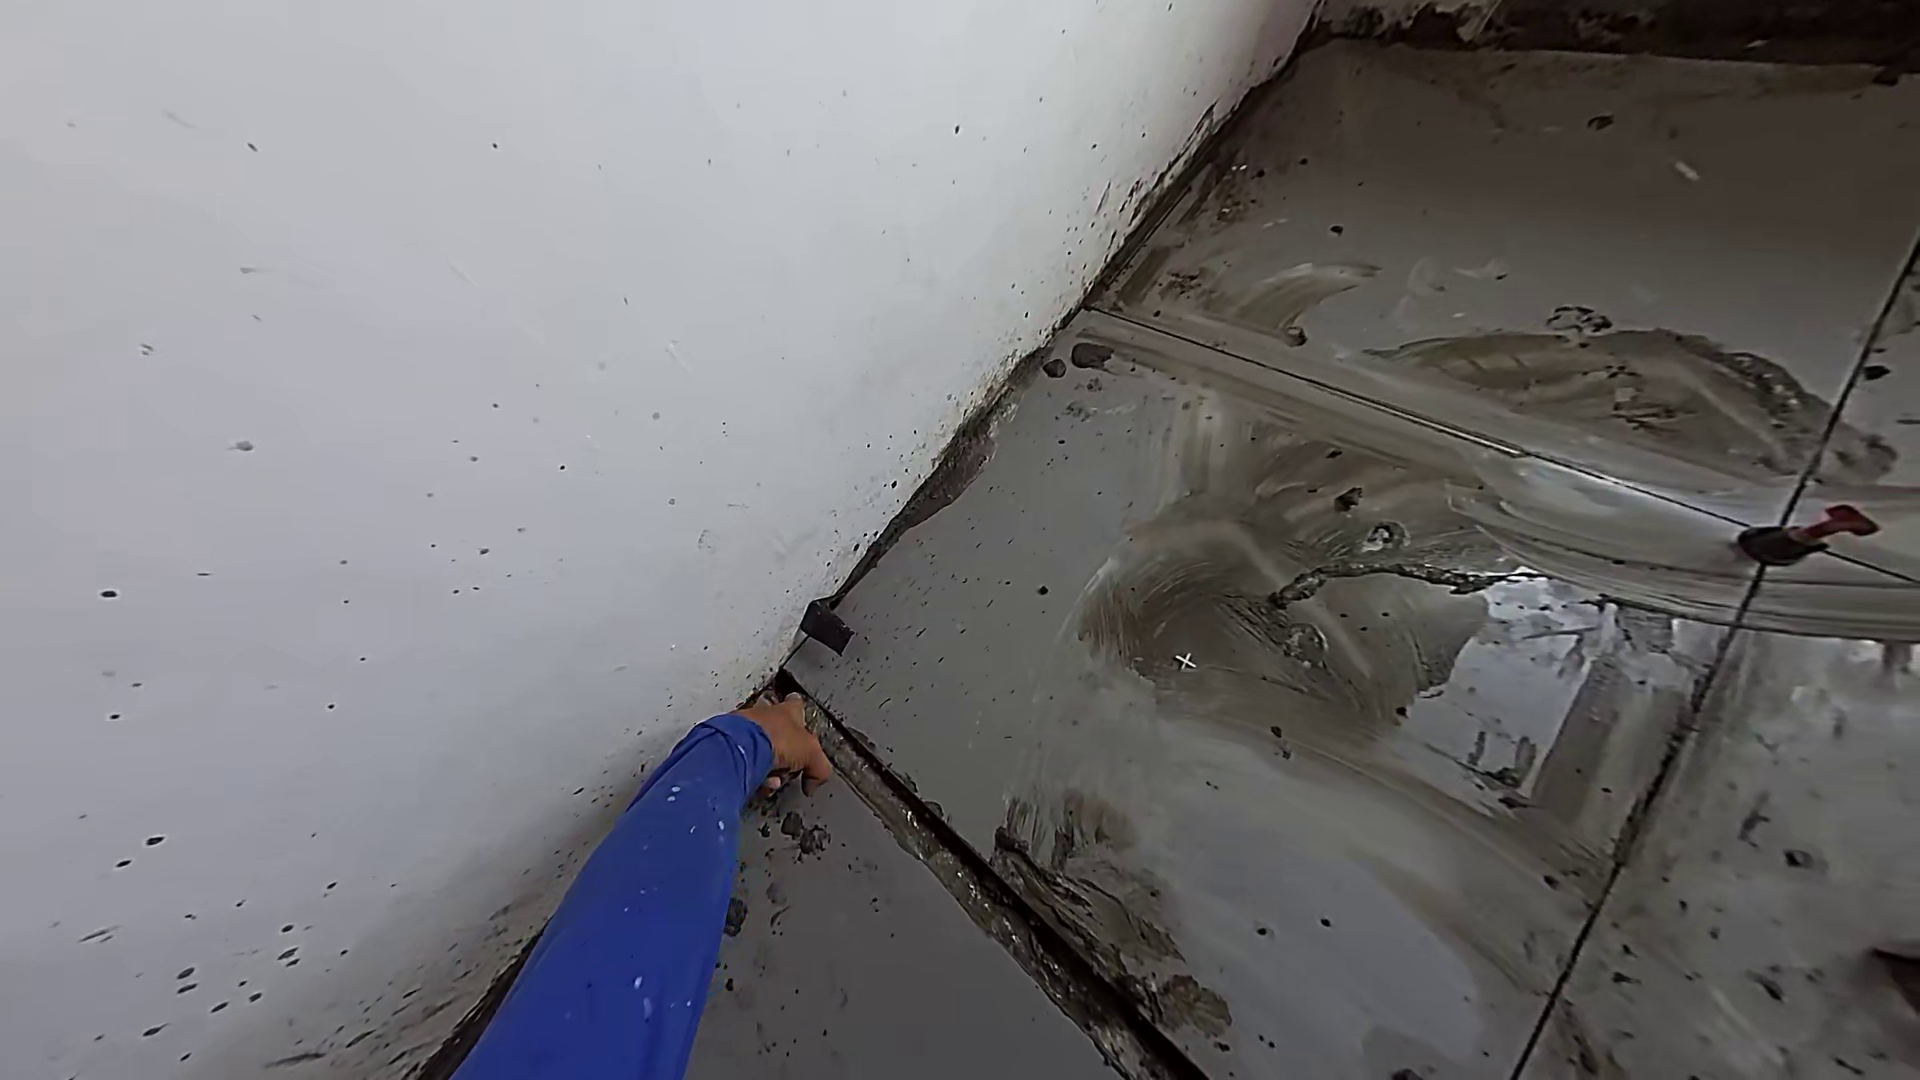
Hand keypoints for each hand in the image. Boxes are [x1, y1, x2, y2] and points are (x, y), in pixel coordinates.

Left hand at [735, 693, 831, 794]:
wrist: (742, 747)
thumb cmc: (776, 739)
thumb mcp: (811, 753)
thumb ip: (819, 767)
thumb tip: (813, 783)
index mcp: (787, 710)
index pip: (796, 705)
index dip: (799, 716)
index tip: (801, 728)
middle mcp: (765, 714)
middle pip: (778, 734)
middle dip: (783, 756)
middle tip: (785, 769)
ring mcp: (744, 727)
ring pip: (760, 751)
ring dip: (766, 768)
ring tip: (768, 780)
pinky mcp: (727, 743)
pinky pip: (742, 761)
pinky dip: (749, 773)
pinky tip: (753, 782)